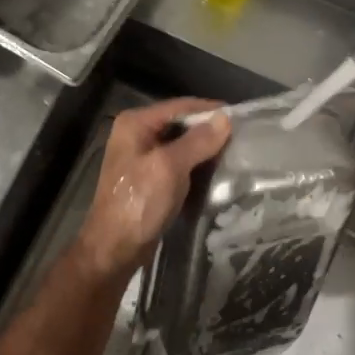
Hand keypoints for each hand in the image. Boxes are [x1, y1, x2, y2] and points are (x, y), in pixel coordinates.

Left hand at [75, 98, 230, 277]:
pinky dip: (195, 165)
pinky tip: (214, 172)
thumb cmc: (139, 202)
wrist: (115, 248)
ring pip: (180, 145)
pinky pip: (177, 163)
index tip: (240, 117)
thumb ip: (198, 141)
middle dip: (208, 131)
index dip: (209, 110)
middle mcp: (136, 134)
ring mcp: (141, 157)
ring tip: (233, 154)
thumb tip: (225, 118)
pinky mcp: (148, 178)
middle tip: (240, 138)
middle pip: (180, 124)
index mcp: (135, 123)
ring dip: (204, 150)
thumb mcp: (170, 167)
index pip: (180, 105)